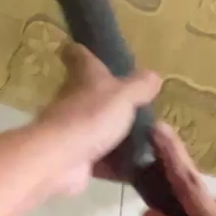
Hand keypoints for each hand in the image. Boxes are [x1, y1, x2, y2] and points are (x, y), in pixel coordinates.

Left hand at [30, 44, 161, 195]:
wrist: (61, 160)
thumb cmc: (91, 118)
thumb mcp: (124, 95)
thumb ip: (140, 86)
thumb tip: (154, 77)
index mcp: (85, 78)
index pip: (80, 57)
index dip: (81, 51)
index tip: (81, 49)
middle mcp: (75, 102)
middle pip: (89, 95)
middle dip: (107, 98)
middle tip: (134, 103)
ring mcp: (74, 133)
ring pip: (96, 130)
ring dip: (113, 135)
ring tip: (143, 137)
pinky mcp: (77, 161)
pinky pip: (101, 161)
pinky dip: (116, 164)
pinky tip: (136, 166)